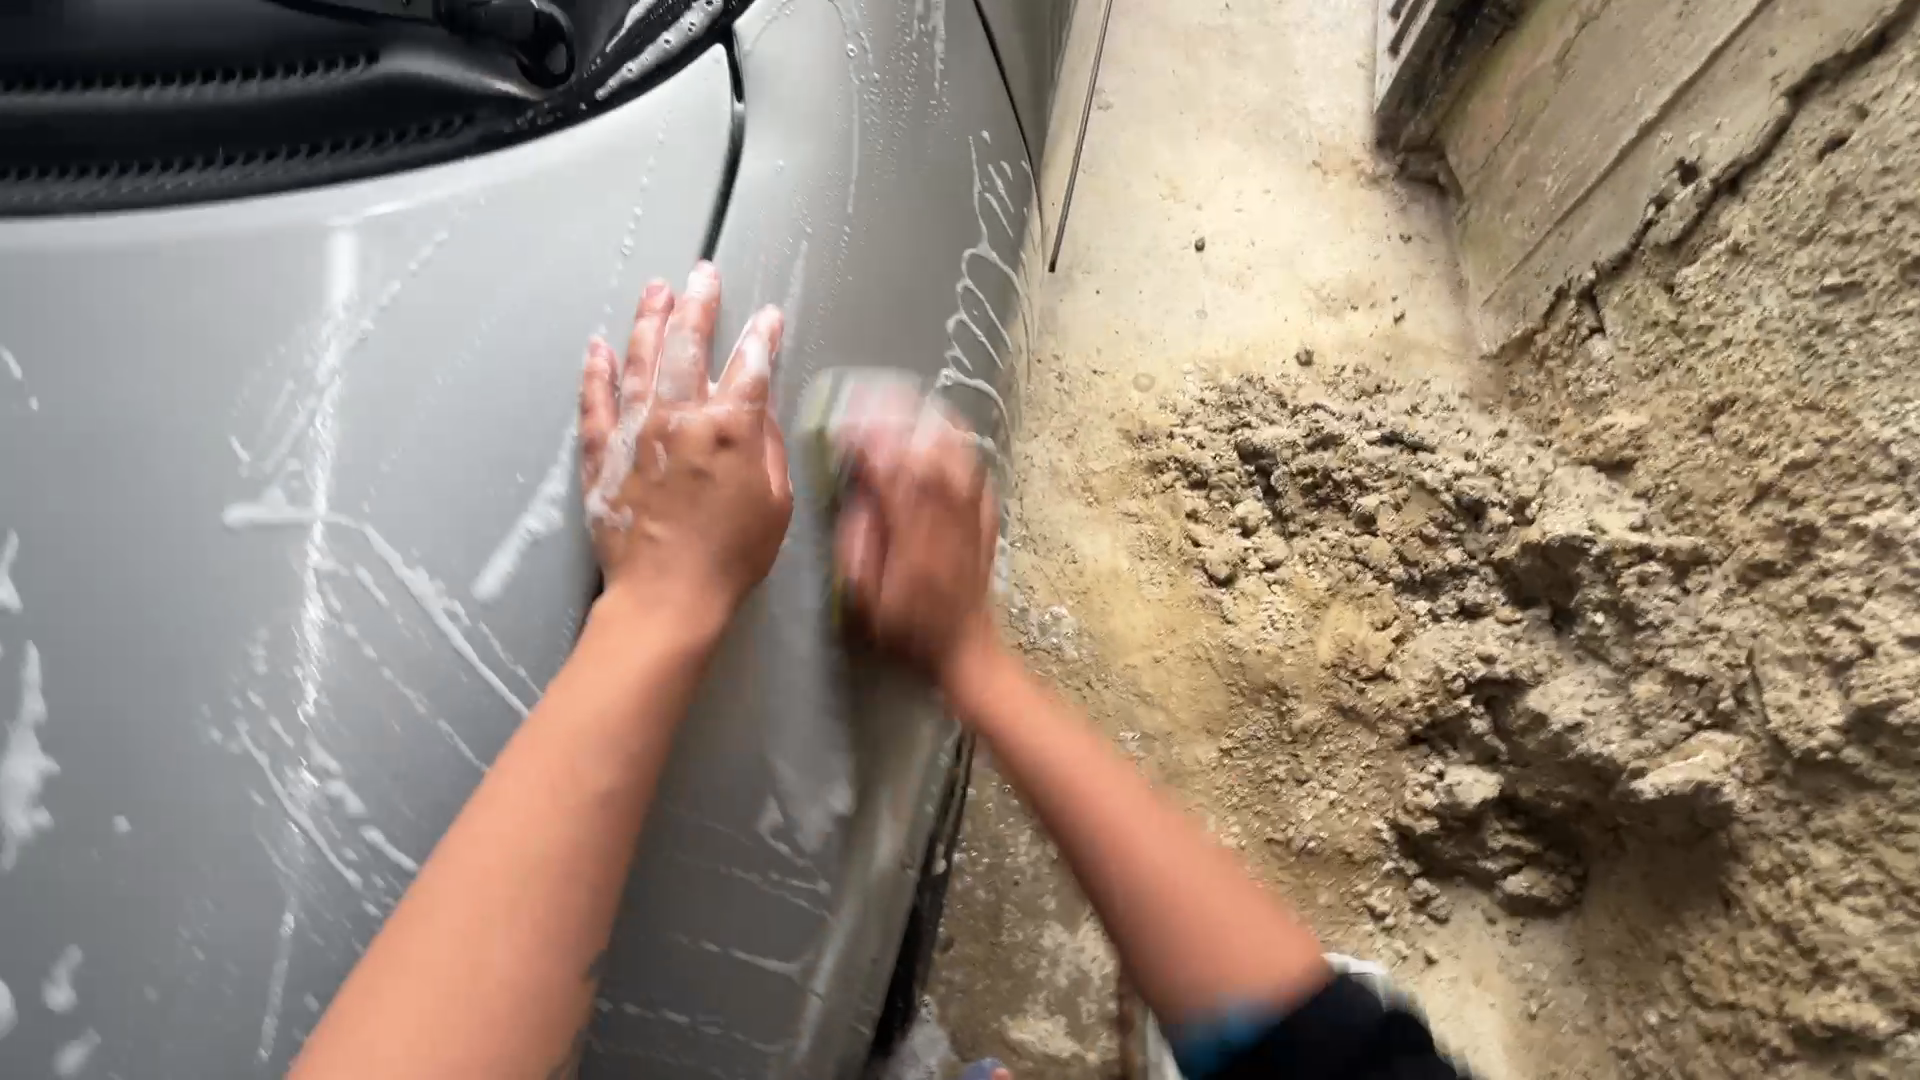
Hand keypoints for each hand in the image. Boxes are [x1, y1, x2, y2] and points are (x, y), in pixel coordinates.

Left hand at [579, 262, 792, 636]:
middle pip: (687, 344)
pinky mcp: (603, 454)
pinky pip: (595, 401)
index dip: (762, 336)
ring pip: (639, 359)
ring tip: (656, 289)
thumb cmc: (731, 556)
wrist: (668, 595)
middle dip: (699, 303)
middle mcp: (680, 418)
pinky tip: (598, 346)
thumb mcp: (775, 502)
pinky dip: (595, 370)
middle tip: (702, 274)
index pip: (750, 365)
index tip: (768, 318)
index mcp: (729, 429)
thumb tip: (755, 411)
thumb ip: (766, 447)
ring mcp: (636, 432)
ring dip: (648, 319)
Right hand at [834, 395, 999, 681]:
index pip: (891, 476)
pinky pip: (979, 476)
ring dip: (935, 425)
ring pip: (959, 459)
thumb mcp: (867, 598)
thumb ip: (860, 545)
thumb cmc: (908, 629)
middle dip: (901, 419)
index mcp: (911, 538)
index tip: (847, 427)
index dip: (869, 445)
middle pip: (929, 455)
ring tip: (913, 401)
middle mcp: (945, 520)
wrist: (965, 646)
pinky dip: (964, 449)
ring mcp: (971, 520)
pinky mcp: (987, 523)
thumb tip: (860, 498)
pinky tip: (951, 434)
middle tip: (877, 396)